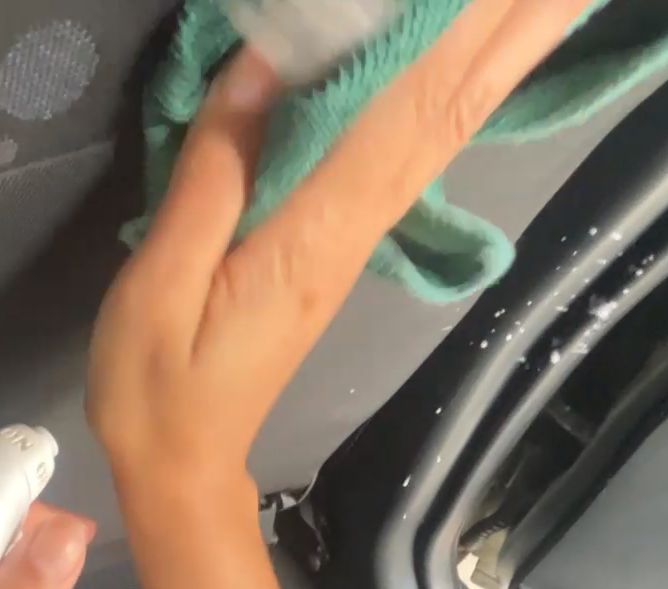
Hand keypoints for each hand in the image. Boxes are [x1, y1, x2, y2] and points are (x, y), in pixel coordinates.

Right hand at [88, 0, 586, 497]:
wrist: (180, 465)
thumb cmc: (154, 392)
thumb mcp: (157, 289)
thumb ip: (208, 180)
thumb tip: (259, 65)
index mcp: (312, 237)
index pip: (410, 106)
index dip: (464, 23)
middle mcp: (351, 234)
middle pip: (449, 113)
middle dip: (513, 24)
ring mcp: (346, 247)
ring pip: (438, 133)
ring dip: (499, 52)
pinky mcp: (328, 254)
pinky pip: (400, 158)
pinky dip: (445, 96)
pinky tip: (467, 62)